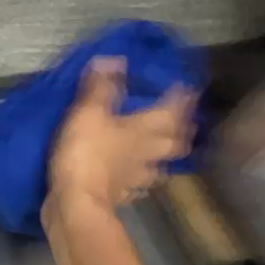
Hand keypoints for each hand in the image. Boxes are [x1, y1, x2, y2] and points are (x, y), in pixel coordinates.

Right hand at [48, 57, 194, 209]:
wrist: (77, 204)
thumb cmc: (87, 153)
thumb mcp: (89, 113)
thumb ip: (101, 87)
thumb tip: (115, 59)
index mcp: (146, 130)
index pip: (173, 111)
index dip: (181, 97)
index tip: (187, 86)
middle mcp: (150, 153)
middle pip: (176, 140)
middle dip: (180, 126)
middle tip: (178, 115)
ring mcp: (139, 176)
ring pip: (161, 161)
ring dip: (164, 150)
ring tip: (159, 141)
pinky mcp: (124, 193)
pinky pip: (141, 179)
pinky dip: (141, 171)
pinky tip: (133, 169)